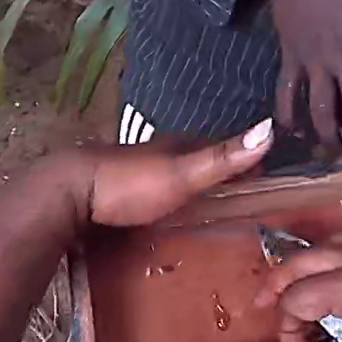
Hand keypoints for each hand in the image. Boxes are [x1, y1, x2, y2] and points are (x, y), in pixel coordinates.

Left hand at [51, 118, 273, 227]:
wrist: (71, 193)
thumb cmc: (130, 184)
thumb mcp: (183, 174)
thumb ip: (223, 158)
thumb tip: (270, 128)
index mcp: (178, 146)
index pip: (221, 147)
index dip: (244, 160)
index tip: (265, 178)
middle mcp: (158, 153)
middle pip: (197, 160)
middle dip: (218, 173)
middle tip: (240, 196)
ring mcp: (136, 171)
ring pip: (173, 175)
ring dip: (192, 187)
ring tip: (209, 206)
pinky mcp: (118, 191)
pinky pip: (152, 193)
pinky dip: (167, 200)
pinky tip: (168, 213)